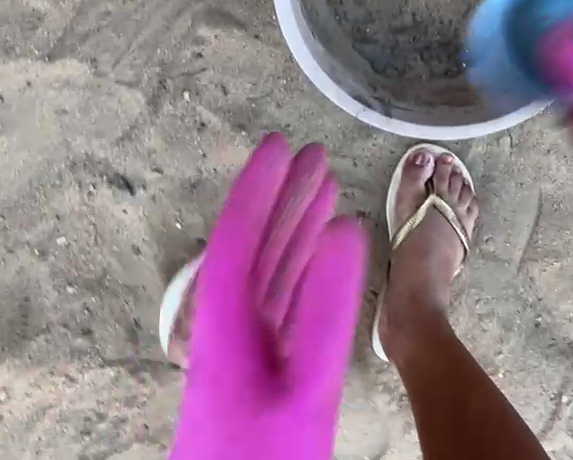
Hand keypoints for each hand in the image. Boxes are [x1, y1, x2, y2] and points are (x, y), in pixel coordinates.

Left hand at [172, 134, 367, 459]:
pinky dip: (305, 272)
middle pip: (255, 249)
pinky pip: (282, 304)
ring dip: (297, 230)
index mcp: (225, 329)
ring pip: (270, 274)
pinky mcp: (261, 372)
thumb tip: (347, 225)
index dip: (257, 188)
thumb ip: (328, 306)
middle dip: (285, 199)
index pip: (238, 240)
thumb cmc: (272, 457)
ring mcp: (245, 353)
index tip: (279, 144)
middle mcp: (229, 331)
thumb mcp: (307, 384)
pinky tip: (325, 254)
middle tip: (315, 155)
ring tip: (327, 187)